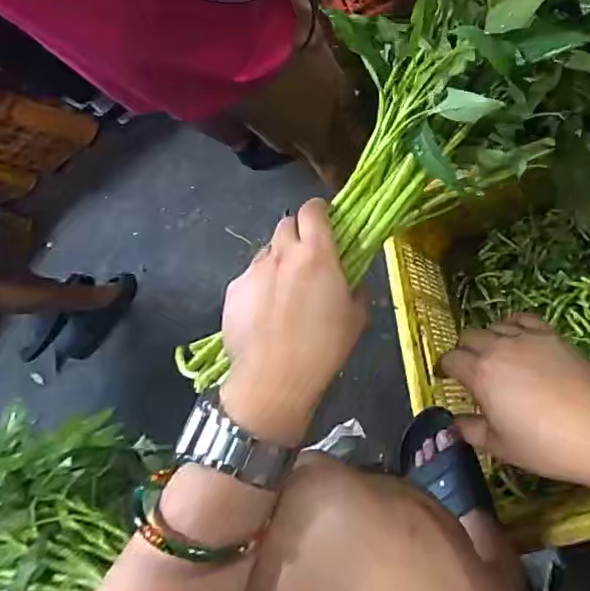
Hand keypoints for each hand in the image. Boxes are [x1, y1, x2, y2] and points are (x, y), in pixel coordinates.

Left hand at [219, 198, 364, 444]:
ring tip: (284, 290)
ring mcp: (253, 270)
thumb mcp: (356, 318)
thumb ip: (356, 289)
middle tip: (307, 257)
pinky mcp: (233, 290)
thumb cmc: (323, 348)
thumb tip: (352, 281)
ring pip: (266, 251)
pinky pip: (249, 277)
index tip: (325, 222)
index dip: (319, 211)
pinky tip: (264, 312)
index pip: (313, 209)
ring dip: (277, 260)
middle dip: (297, 233)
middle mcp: (282, 253)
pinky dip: (259, 285)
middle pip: (286, 223)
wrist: (273, 381)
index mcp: (316, 252)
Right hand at [440, 315, 589, 489]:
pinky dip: (513, 325)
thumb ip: (472, 430)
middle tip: (470, 370)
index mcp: (481, 373)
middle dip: (464, 350)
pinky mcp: (550, 334)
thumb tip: (454, 424)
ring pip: (495, 325)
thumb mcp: (501, 446)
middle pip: (469, 336)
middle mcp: (499, 347)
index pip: (451, 358)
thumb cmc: (545, 444)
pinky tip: (518, 338)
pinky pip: (523, 319)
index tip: (447, 378)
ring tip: (496, 355)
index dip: (445, 367)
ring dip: (488, 338)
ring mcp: (526, 337)